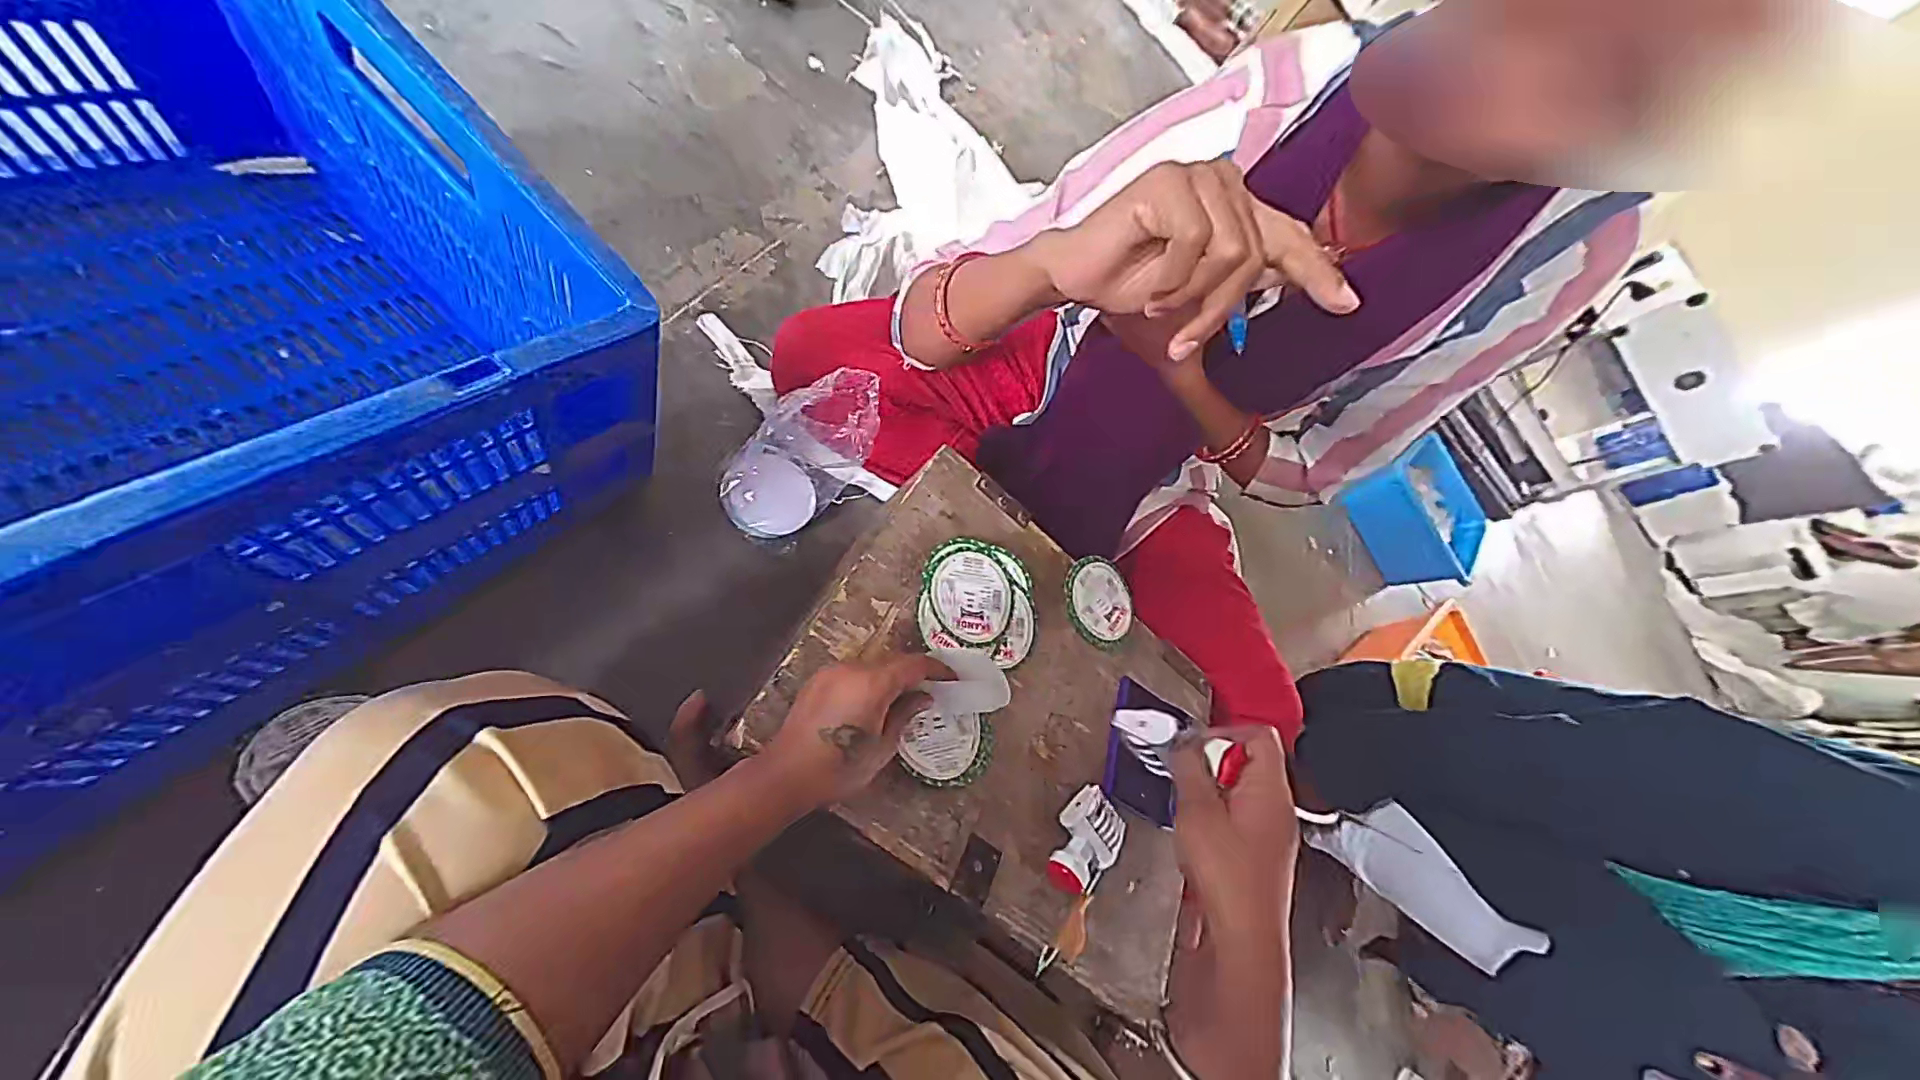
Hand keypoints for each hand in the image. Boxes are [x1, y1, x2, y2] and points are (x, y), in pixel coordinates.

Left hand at [763, 653, 952, 808]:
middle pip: (892, 662)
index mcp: (872, 683)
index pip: (913, 664)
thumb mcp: (881, 747)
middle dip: (913, 674)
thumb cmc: (838, 768)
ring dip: (890, 678)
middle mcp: (852, 669)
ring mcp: (831, 673)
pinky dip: (869, 682)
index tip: (951, 678)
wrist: (785, 775)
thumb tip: (923, 698)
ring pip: (871, 667)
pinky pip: (853, 674)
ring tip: (902, 700)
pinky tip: (872, 704)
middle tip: (931, 691)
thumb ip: (905, 715)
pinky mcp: (818, 681)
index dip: (936, 669)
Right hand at [1021, 160, 1359, 362]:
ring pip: (1234, 252)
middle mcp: (1226, 188)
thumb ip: (1214, 357)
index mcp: (1234, 213)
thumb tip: (1233, 428)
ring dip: (1194, 298)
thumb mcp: (1181, 332)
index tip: (1346, 305)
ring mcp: (1200, 179)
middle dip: (1221, 310)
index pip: (1289, 239)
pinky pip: (1195, 243)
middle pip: (1262, 255)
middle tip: (1183, 342)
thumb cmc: (1125, 296)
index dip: (1318, 272)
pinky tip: (1147, 291)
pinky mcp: (1171, 182)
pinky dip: (1171, 280)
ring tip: (1158, 310)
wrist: (1074, 277)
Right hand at [1164, 726, 1299, 1079]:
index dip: (1224, 730)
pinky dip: (1212, 815)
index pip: (1260, 734)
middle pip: (1248, 760)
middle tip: (1187, 778)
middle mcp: (1277, 809)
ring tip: (1189, 810)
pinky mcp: (1256, 854)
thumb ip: (1189, 769)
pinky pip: (1235, 816)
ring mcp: (1269, 833)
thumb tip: (1184, 744)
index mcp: (1271, 791)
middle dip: (1211, 763)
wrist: (1241, 941)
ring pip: (1238, 790)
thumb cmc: (1228, 880)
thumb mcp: (1197, 810)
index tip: (1195, 744)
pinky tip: (1194, 835)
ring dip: (1209, 791)